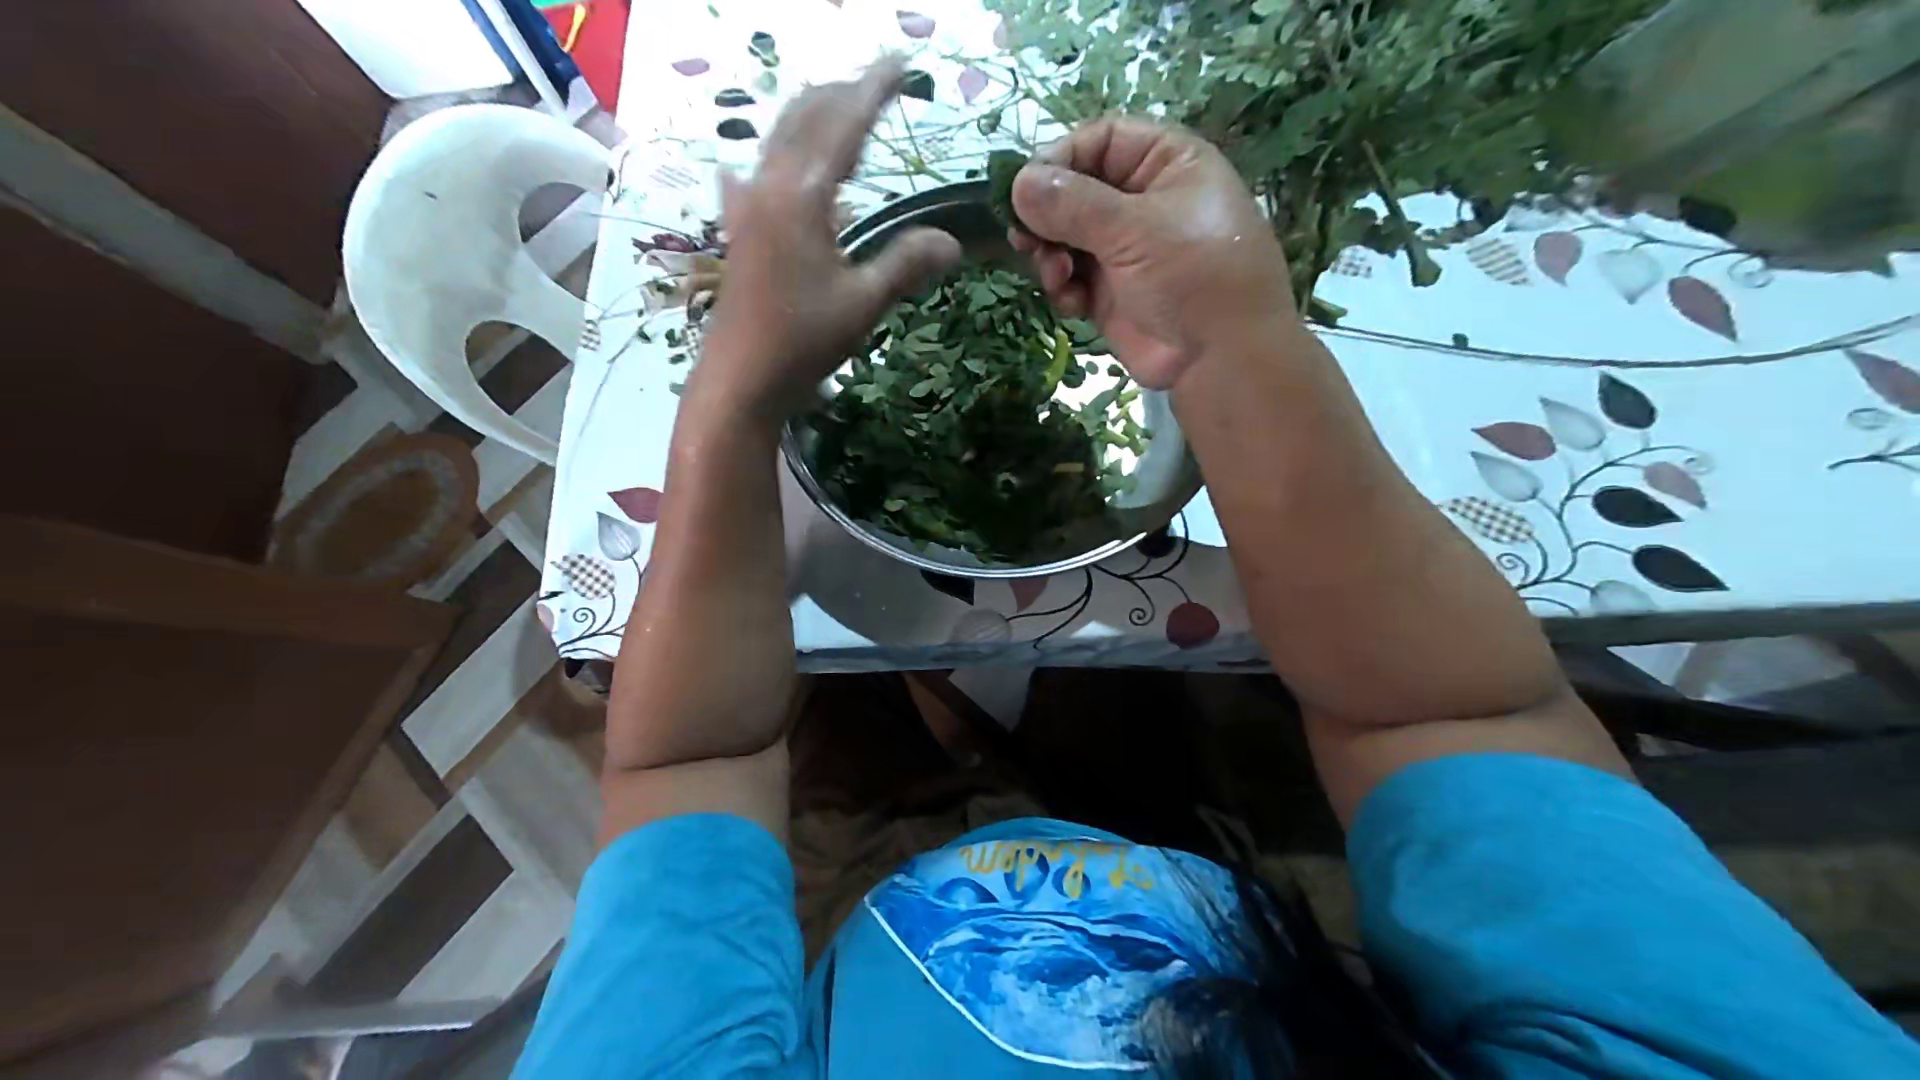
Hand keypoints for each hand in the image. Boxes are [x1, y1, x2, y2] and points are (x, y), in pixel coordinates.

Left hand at [696, 57, 961, 419]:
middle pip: (804, 118)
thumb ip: (906, 264)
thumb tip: (953, 242)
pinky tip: (757, 171)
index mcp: (803, 195)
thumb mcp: (864, 303)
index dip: (874, 89)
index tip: (900, 63)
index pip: (844, 123)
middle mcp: (769, 187)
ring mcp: (747, 209)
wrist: (741, 380)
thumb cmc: (803, 341)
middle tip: (876, 88)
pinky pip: (753, 180)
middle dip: (841, 94)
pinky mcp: (739, 234)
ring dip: (809, 119)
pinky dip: (772, 164)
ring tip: (837, 116)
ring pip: (777, 141)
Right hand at [1009, 117, 1296, 388]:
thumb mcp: (1136, 230)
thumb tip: (1017, 184)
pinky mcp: (1109, 292)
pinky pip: (1071, 278)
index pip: (1099, 141)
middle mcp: (1141, 201)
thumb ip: (1073, 204)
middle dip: (1047, 217)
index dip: (1059, 160)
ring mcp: (1124, 249)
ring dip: (1051, 256)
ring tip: (1057, 278)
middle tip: (1025, 241)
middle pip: (1074, 191)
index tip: (1026, 191)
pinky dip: (1064, 288)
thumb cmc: (1194, 275)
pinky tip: (1073, 303)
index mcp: (1164, 164)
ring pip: (1065, 237)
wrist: (1219, 359)